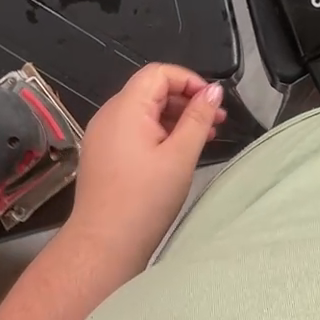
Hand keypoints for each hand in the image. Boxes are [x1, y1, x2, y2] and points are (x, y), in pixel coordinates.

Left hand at [64, 64, 224, 263]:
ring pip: (144, 111)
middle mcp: (109, 115)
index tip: (212, 102)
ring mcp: (103, 135)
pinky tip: (178, 151)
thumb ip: (199, 118)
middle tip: (216, 121)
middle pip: (151, 90)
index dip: (189, 80)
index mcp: (126, 108)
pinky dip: (159, 132)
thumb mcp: (180, 156)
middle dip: (186, 99)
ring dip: (175, 117)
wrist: (103, 245)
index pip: (158, 73)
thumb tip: (213, 91)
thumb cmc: (144, 199)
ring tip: (204, 137)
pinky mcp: (103, 153)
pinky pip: (134, 129)